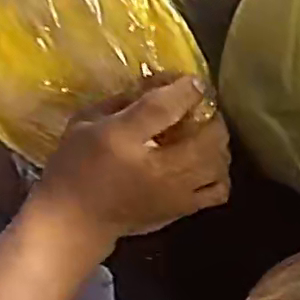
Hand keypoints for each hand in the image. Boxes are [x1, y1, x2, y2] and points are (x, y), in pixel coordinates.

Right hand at [28, 76, 230, 247]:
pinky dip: (222, 176)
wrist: (81, 218)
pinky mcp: (186, 209)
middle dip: (213, 120)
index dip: (185, 91)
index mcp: (125, 140)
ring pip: (219, 165)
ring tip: (210, 136)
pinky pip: (220, 192)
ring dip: (221, 146)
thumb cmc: (77, 165)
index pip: (163, 108)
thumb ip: (124, 102)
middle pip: (205, 139)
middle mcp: (159, 167)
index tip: (195, 82)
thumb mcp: (88, 122)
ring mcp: (178, 192)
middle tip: (207, 111)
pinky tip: (211, 167)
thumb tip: (159, 85)